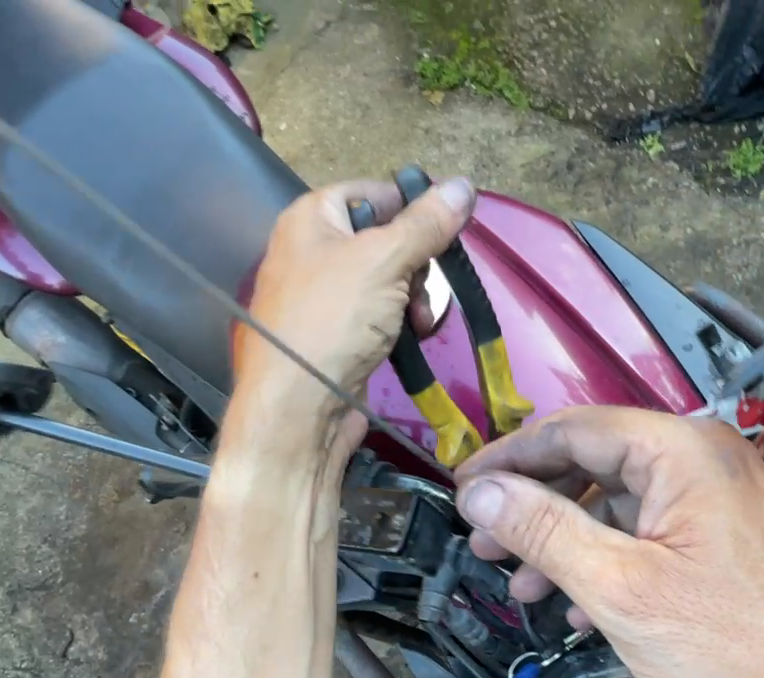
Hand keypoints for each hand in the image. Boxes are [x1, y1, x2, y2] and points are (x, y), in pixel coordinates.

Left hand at [233, 177, 473, 431]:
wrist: (300, 406)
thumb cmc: (333, 320)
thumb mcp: (384, 261)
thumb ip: (425, 224)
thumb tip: (464, 185)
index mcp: (314, 217)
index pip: (375, 192)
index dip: (412, 211)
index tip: (442, 236)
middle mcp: (316, 250)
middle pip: (388, 238)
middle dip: (418, 266)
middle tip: (421, 290)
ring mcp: (328, 295)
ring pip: (392, 280)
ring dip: (416, 300)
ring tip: (419, 325)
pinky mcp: (341, 333)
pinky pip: (382, 313)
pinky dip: (402, 324)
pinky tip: (411, 339)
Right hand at [454, 407, 763, 677]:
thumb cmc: (726, 648)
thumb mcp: (619, 589)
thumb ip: (545, 531)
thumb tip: (481, 492)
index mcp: (684, 452)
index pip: (575, 430)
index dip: (510, 458)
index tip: (462, 489)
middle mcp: (704, 460)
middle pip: (595, 462)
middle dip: (535, 504)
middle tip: (484, 543)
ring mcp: (716, 498)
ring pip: (617, 503)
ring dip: (565, 539)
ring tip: (523, 582)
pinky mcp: (721, 535)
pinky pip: (648, 531)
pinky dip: (606, 559)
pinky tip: (576, 604)